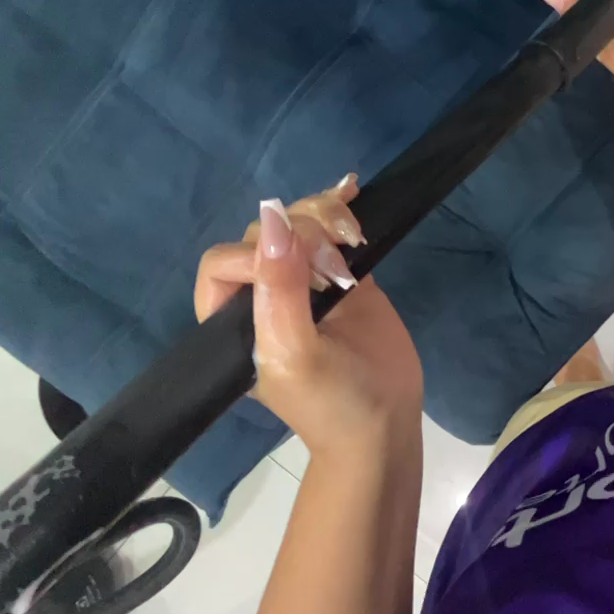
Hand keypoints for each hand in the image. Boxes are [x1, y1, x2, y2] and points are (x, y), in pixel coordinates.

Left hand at [195, 180, 423, 459]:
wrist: (385, 423)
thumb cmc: (330, 402)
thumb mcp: (296, 354)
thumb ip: (280, 290)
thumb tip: (275, 219)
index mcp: (235, 318)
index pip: (227, 261)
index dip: (262, 252)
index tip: (308, 269)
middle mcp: (266, 295)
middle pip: (267, 234)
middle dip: (304, 232)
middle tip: (339, 264)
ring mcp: (309, 282)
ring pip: (301, 225)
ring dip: (327, 215)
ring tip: (356, 236)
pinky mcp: (347, 276)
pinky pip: (336, 233)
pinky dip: (343, 208)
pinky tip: (355, 190)